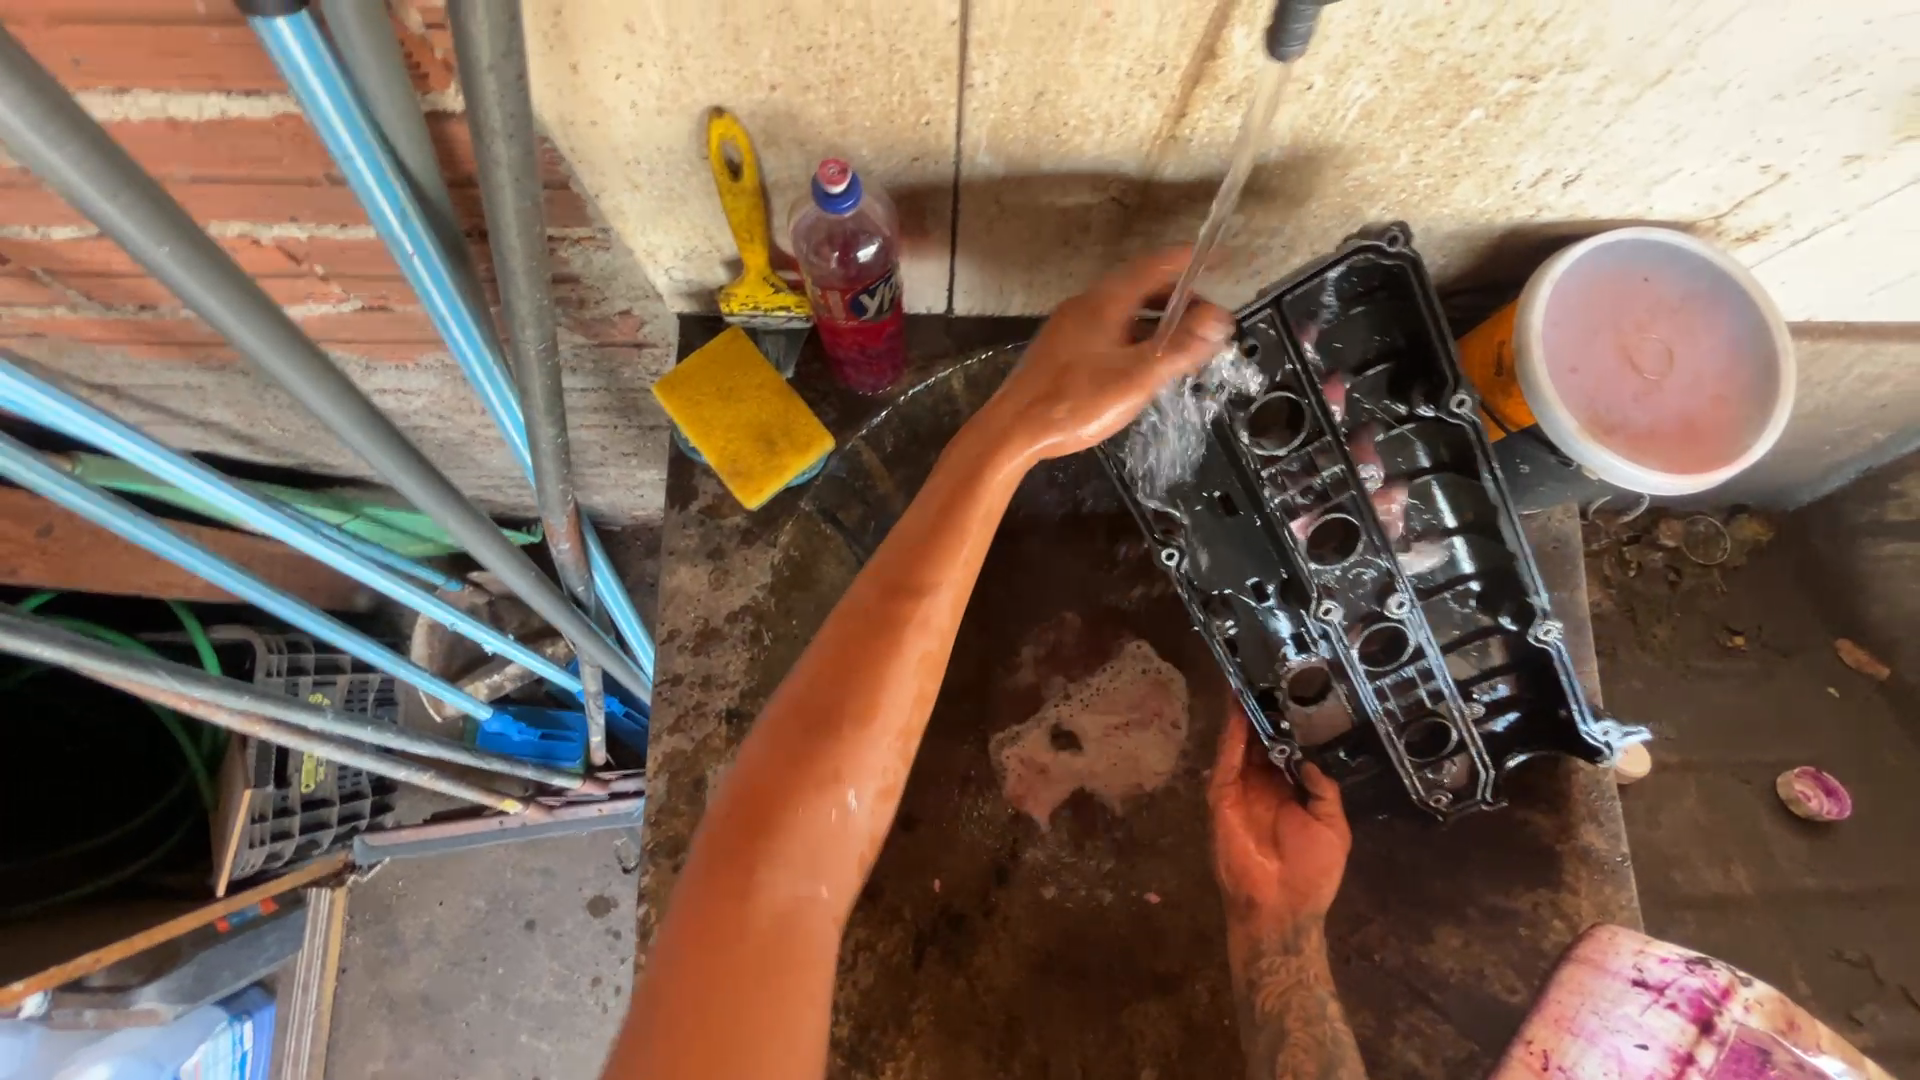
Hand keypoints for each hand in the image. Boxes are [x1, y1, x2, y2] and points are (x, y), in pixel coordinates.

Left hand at [976, 248, 1234, 462]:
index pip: (1154, 265)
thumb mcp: (1135, 378)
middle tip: (1204, 318)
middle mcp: (1084, 306)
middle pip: (1138, 286)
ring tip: (1179, 343)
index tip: (1216, 257)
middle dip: (1175, 297)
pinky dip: (1132, 336)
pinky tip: (1139, 363)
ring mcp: (1068, 329)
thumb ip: (1179, 348)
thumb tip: (1221, 319)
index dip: (1188, 260)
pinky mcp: (1060, 352)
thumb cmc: (1073, 404)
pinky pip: (1105, 330)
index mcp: (1104, 303)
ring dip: (1153, 320)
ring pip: (1121, 311)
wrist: (1011, 432)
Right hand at [1208, 701, 1351, 927]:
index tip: (1292, 696)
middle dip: (1263, 712)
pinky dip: (1232, 733)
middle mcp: (1262, 785)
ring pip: (1240, 743)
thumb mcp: (1333, 828)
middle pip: (1260, 740)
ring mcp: (1240, 788)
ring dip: (1244, 714)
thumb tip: (1310, 759)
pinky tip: (1238, 709)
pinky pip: (1227, 758)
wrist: (1281, 907)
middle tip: (1267, 676)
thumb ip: (1323, 791)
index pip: (1285, 751)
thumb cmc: (1311, 874)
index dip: (1287, 726)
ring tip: (1249, 681)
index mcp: (1288, 793)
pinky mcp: (1222, 794)